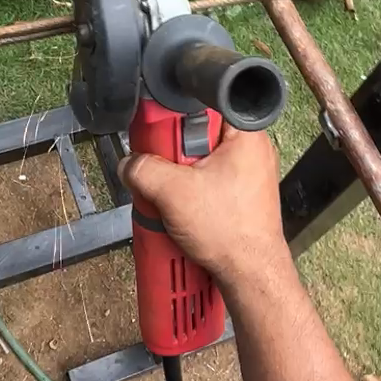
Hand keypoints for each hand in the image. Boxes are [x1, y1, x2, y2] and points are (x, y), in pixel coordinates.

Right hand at [118, 123, 289, 293]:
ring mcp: (246, 173)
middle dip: (171, 154)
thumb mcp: (173, 193)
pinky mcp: (238, 194)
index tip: (158, 133)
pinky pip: (204, 181)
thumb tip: (129, 163)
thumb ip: (143, 169)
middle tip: (163, 170)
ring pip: (197, 160)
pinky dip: (188, 193)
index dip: (174, 118)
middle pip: (196, 133)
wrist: (251, 276)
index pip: (202, 104)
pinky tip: (178, 209)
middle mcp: (249, 149)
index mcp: (244, 134)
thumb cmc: (232, 233)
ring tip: (170, 195)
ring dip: (176, 177)